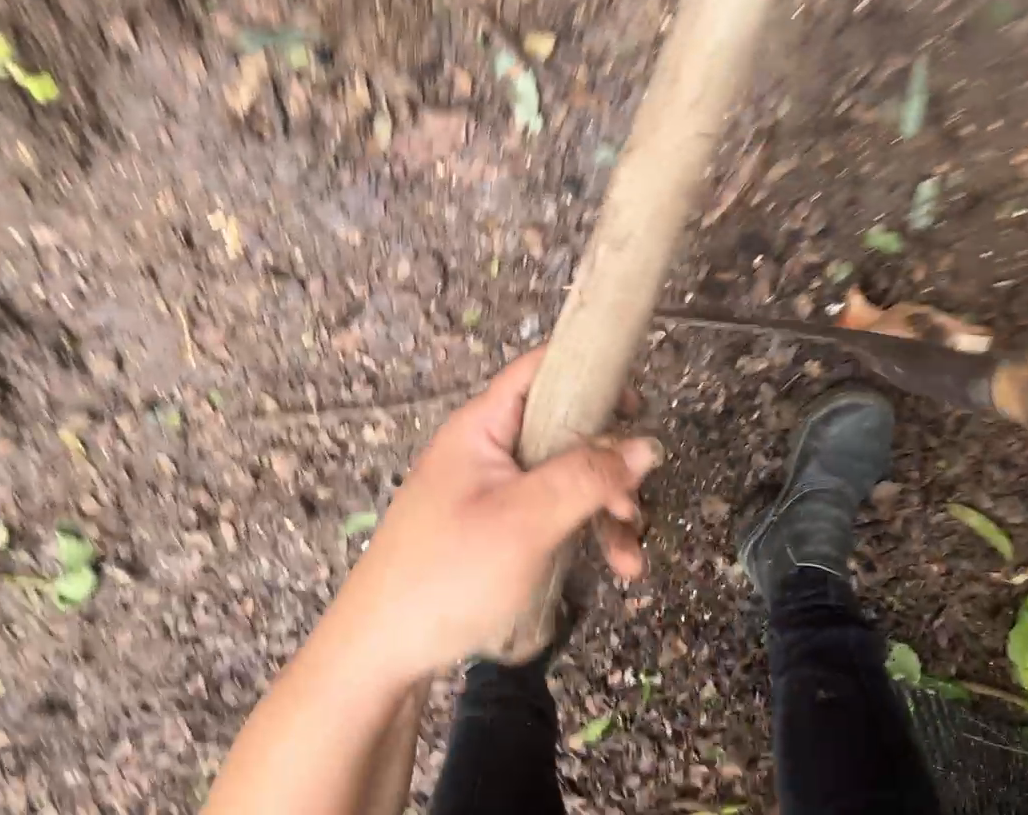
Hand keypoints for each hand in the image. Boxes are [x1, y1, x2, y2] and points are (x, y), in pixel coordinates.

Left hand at [341, 349, 660, 683]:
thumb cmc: (448, 574)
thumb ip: (588, 476)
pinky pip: (554, 513)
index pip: (542, 369)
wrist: (379, 658)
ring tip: (630, 558)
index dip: (592, 373)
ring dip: (606, 510)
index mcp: (484, 426)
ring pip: (568, 478)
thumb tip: (648, 446)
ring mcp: (494, 490)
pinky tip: (616, 568)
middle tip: (634, 504)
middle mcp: (490, 448)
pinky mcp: (498, 528)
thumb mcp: (526, 520)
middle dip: (610, 466)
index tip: (638, 408)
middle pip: (567, 430)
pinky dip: (586, 533)